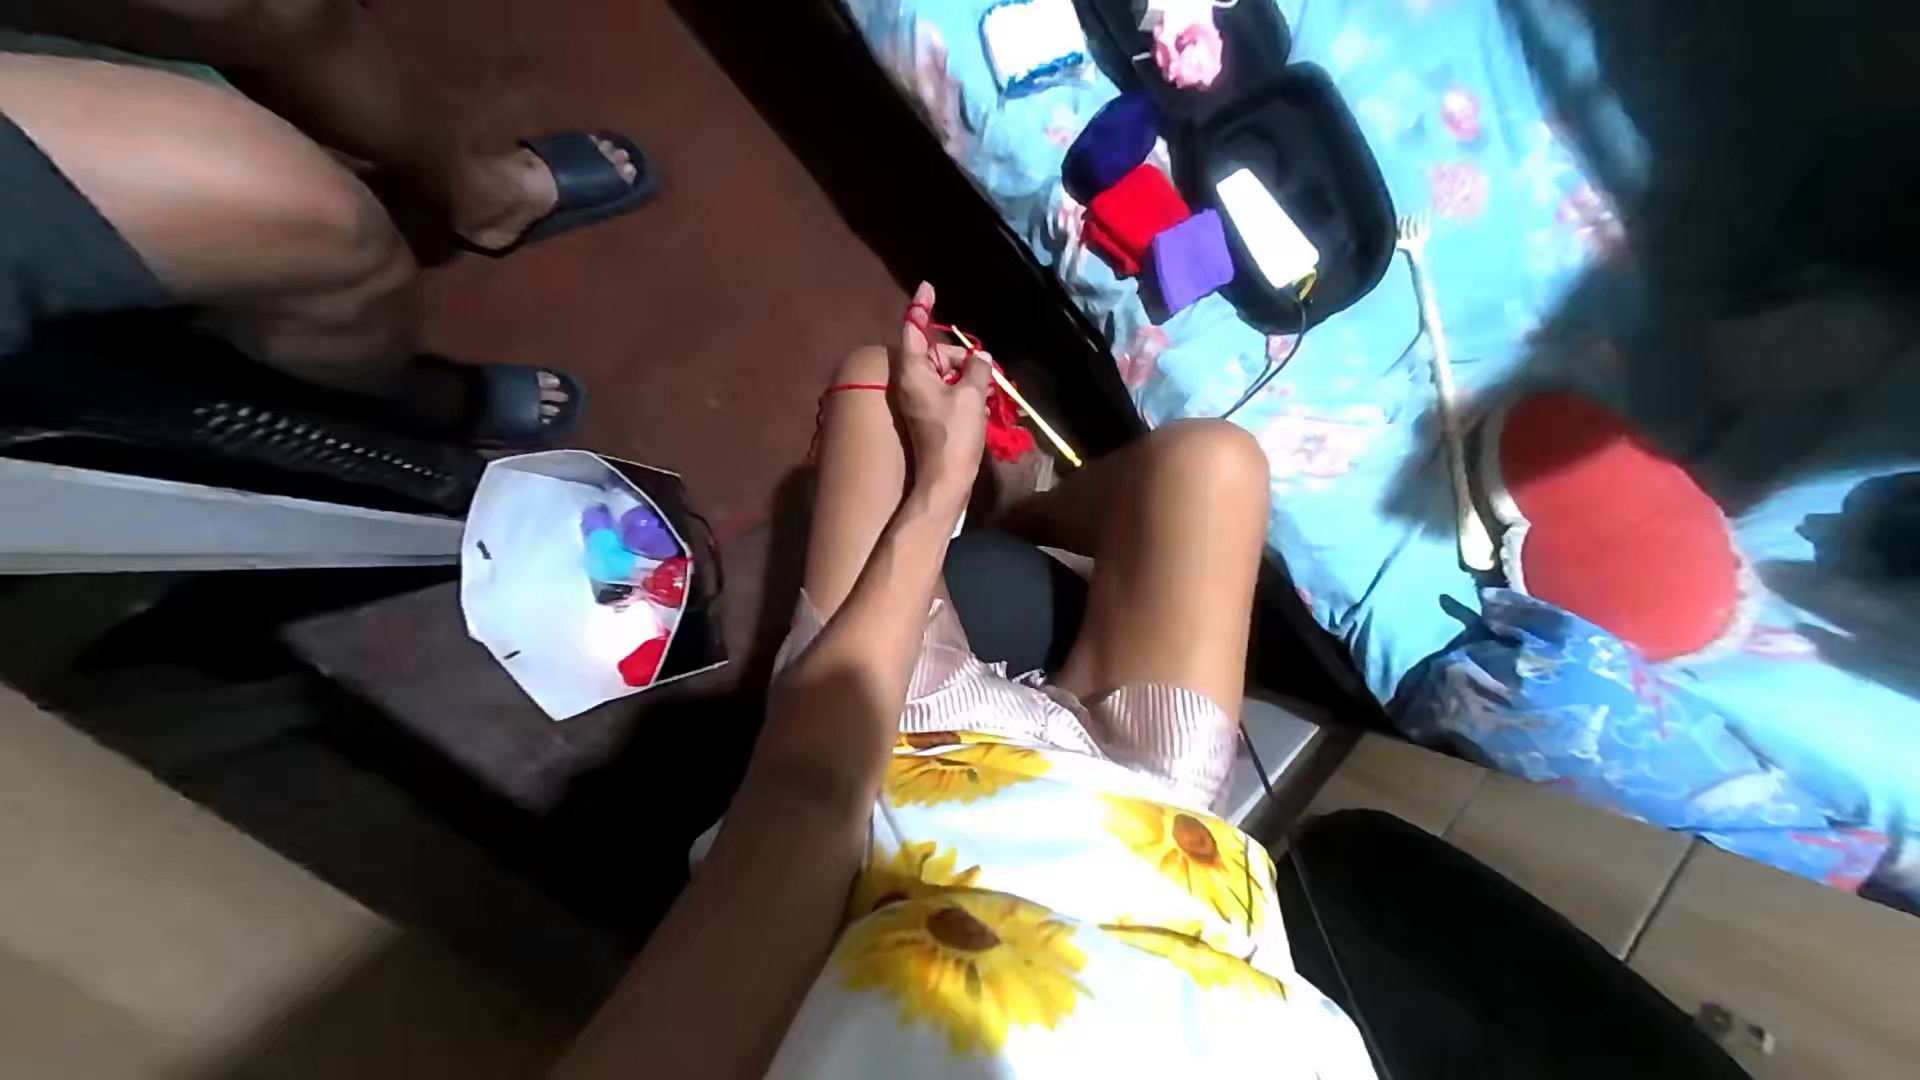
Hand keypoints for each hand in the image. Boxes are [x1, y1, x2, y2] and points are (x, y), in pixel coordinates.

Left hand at [893, 282, 990, 508]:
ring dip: (966, 376)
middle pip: (935, 354)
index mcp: (913, 371)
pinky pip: (945, 392)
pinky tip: (982, 403)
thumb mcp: (972, 395)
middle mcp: (910, 383)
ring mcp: (917, 401)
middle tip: (985, 368)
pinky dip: (962, 392)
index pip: (913, 329)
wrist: (946, 479)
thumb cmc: (955, 434)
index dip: (921, 308)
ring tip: (989, 390)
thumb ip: (977, 369)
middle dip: (960, 356)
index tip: (928, 288)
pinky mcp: (927, 417)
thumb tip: (983, 358)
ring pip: (943, 374)